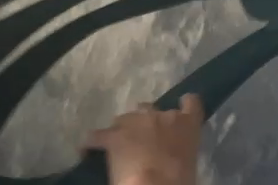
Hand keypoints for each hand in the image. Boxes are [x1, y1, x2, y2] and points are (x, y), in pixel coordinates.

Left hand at [84, 95, 203, 184]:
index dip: (183, 104)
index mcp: (188, 122)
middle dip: (143, 121)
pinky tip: (87, 150)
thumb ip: (181, 147)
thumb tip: (174, 154)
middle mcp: (163, 115)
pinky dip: (92, 142)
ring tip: (116, 145)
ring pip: (124, 119)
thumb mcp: (188, 158)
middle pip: (149, 109)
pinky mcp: (115, 137)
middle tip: (139, 139)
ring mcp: (138, 122)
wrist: (157, 184)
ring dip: (121, 130)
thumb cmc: (179, 178)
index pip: (191, 102)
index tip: (178, 108)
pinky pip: (97, 136)